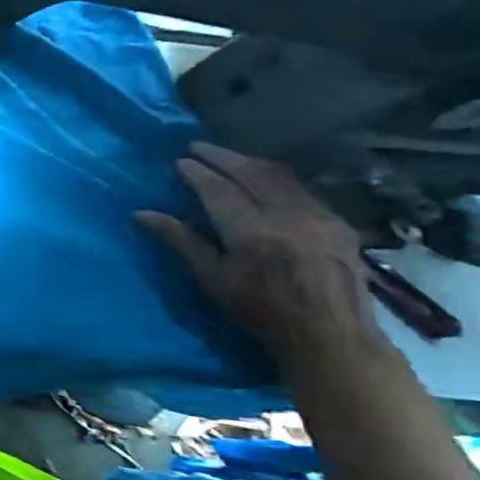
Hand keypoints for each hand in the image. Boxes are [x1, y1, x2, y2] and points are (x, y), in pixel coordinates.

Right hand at [138, 142, 378, 359]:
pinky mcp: (336, 221)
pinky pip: (301, 187)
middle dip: (222, 157)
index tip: (179, 161)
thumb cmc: (259, 310)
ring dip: (249, 162)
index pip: (219, 191)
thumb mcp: (211, 279)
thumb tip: (142, 214)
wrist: (328, 332)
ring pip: (280, 176)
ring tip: (226, 157)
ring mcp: (317, 216)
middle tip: (197, 147)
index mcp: (252, 233)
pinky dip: (275, 177)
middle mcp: (287, 216)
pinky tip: (263, 178)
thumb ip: (181, 241)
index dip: (198, 174)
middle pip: (251, 174)